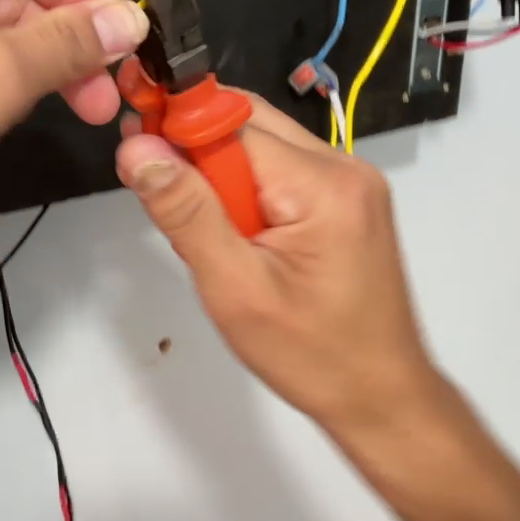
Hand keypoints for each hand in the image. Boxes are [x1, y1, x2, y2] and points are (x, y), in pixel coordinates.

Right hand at [116, 92, 441, 438]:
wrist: (383, 400)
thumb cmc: (311, 354)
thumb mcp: (234, 288)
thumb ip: (185, 212)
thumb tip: (137, 148)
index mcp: (322, 183)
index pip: (230, 121)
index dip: (177, 130)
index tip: (136, 153)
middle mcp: (341, 164)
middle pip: (245, 120)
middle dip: (194, 149)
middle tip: (158, 194)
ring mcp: (347, 178)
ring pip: (257, 140)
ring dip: (216, 170)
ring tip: (203, 228)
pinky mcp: (343, 195)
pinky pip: (276, 164)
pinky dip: (241, 185)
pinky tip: (234, 230)